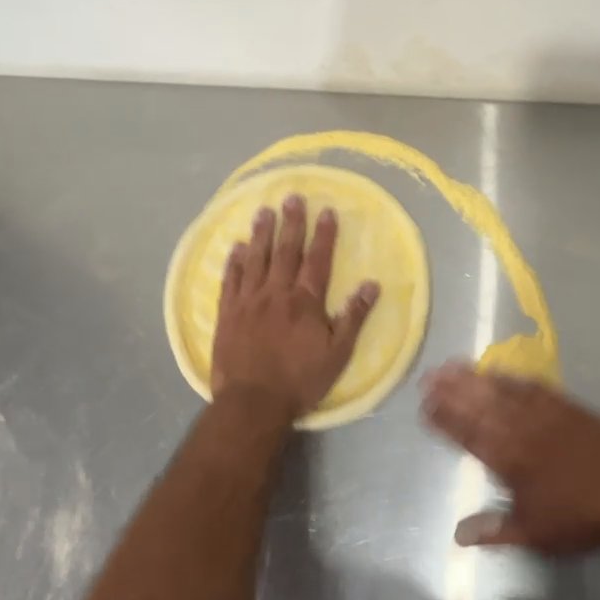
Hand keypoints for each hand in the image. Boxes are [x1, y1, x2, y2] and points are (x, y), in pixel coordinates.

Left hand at [211, 195, 378, 418]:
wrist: (252, 402)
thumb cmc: (300, 380)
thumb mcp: (338, 353)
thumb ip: (354, 317)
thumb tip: (372, 285)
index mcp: (306, 302)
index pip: (318, 260)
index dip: (324, 234)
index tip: (326, 210)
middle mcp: (277, 293)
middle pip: (286, 251)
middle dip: (292, 223)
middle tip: (292, 197)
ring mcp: (248, 302)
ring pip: (256, 259)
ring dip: (261, 234)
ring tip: (263, 212)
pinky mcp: (227, 315)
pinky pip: (230, 281)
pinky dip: (233, 262)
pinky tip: (236, 248)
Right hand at [421, 362, 599, 553]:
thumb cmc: (578, 518)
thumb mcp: (533, 533)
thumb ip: (494, 530)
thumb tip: (457, 535)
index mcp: (510, 462)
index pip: (470, 437)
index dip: (445, 422)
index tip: (425, 408)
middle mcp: (522, 432)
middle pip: (481, 408)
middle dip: (452, 392)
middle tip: (428, 377)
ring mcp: (546, 416)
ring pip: (504, 392)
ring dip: (476, 379)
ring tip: (453, 366)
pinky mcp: (568, 407)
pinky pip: (535, 388)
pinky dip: (513, 378)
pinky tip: (498, 370)